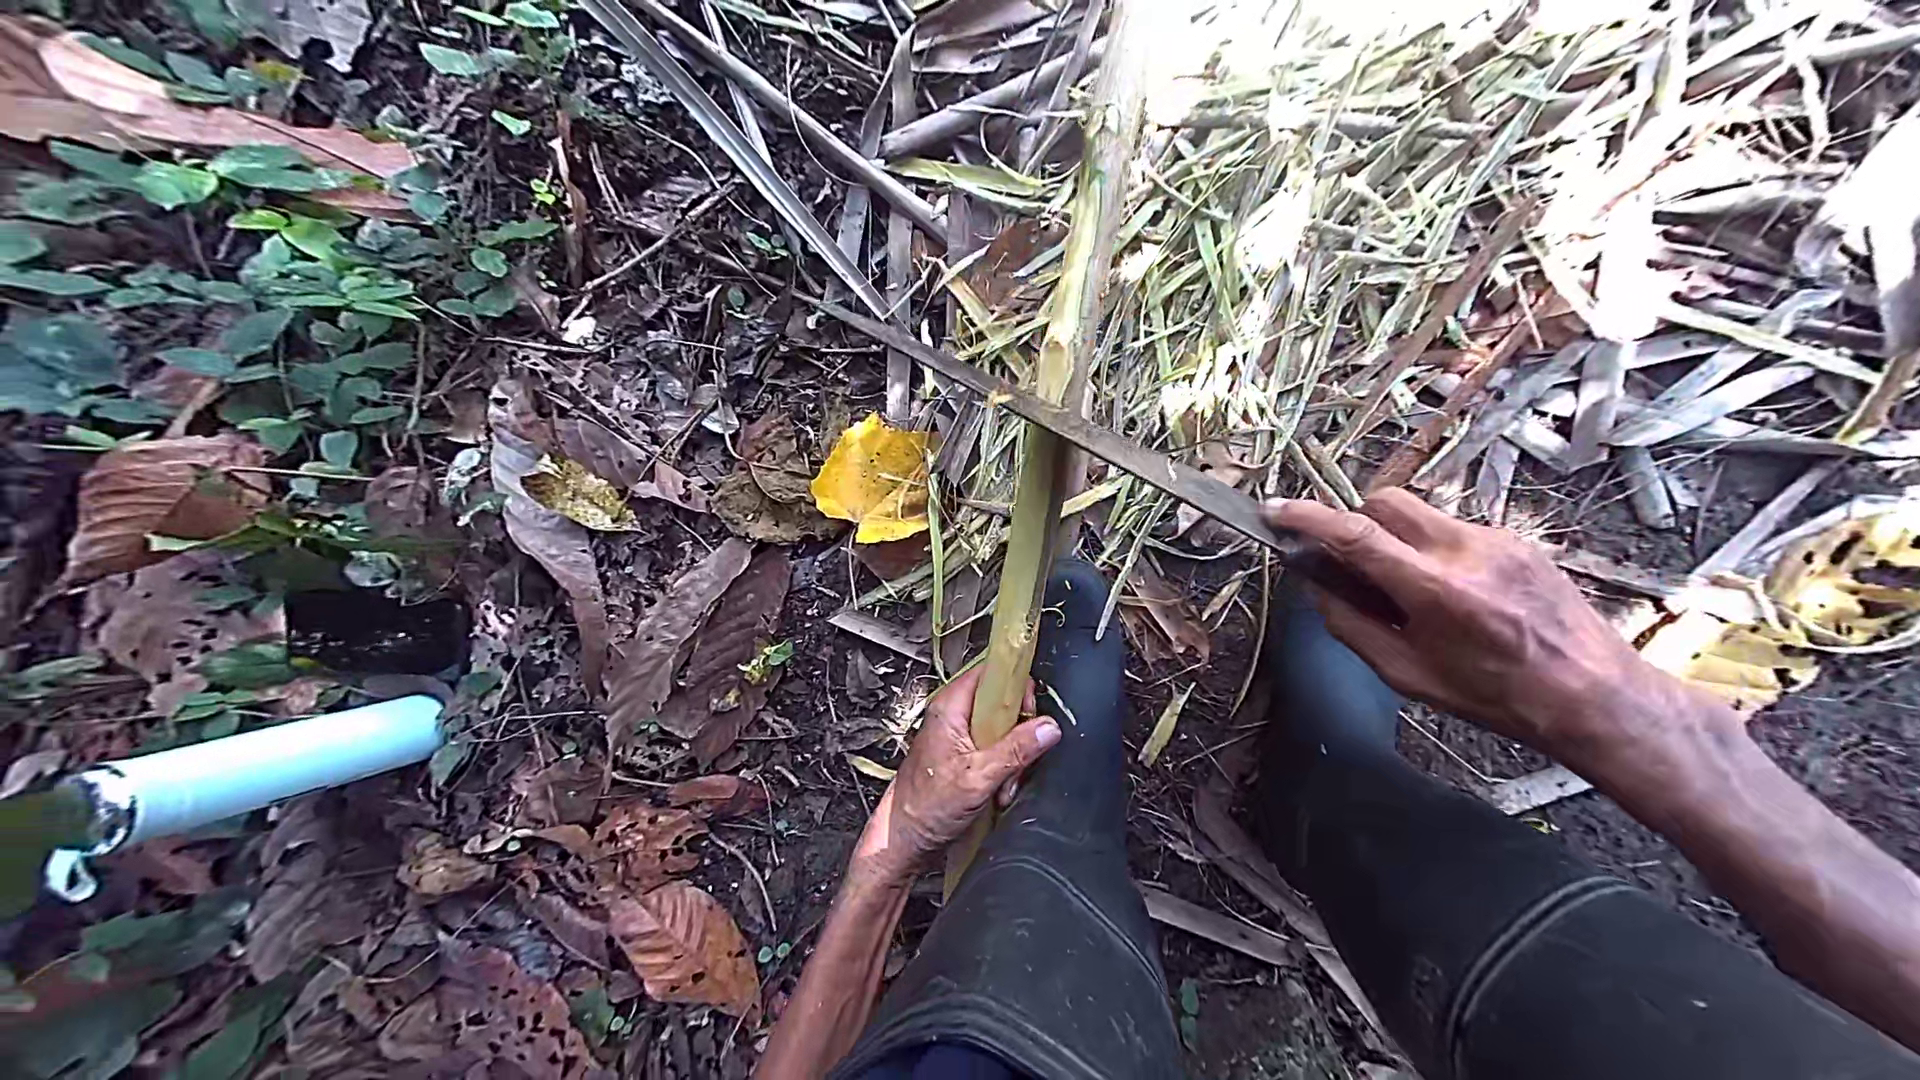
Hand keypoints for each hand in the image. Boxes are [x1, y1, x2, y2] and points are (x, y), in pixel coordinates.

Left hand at [852, 666, 1060, 883]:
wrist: (904, 839)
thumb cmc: (923, 807)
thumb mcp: (978, 777)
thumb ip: (1015, 750)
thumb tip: (1047, 727)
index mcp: (950, 706)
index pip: (992, 672)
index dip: (1015, 686)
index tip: (1029, 709)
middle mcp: (955, 714)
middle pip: (1003, 703)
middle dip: (1019, 732)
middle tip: (1016, 756)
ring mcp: (961, 735)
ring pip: (1004, 729)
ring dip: (1013, 756)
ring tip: (1002, 782)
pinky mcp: (966, 755)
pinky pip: (997, 750)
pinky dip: (1004, 768)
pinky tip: (998, 789)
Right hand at [1264, 489, 1691, 758]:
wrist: (1595, 694)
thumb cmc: (1495, 695)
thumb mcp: (1403, 672)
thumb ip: (1348, 624)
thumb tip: (1315, 585)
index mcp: (1437, 591)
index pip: (1355, 534)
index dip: (1305, 518)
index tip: (1274, 511)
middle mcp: (1467, 552)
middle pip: (1382, 501)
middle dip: (1354, 522)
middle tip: (1353, 562)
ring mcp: (1496, 539)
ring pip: (1415, 511)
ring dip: (1391, 536)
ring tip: (1407, 584)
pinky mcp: (1514, 538)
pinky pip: (1447, 526)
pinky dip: (1427, 547)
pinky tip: (1446, 588)